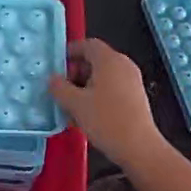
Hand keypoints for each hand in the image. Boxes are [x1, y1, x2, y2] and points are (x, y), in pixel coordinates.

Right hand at [48, 39, 167, 169]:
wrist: (138, 146)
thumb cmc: (105, 120)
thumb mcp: (75, 104)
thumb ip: (59, 88)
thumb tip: (53, 79)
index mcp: (109, 60)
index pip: (88, 44)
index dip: (70, 52)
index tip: (57, 65)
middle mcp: (123, 65)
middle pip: (96, 60)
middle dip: (76, 72)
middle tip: (62, 89)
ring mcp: (132, 81)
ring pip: (103, 76)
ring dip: (85, 86)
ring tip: (71, 105)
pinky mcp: (136, 97)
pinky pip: (112, 88)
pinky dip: (98, 95)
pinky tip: (87, 115)